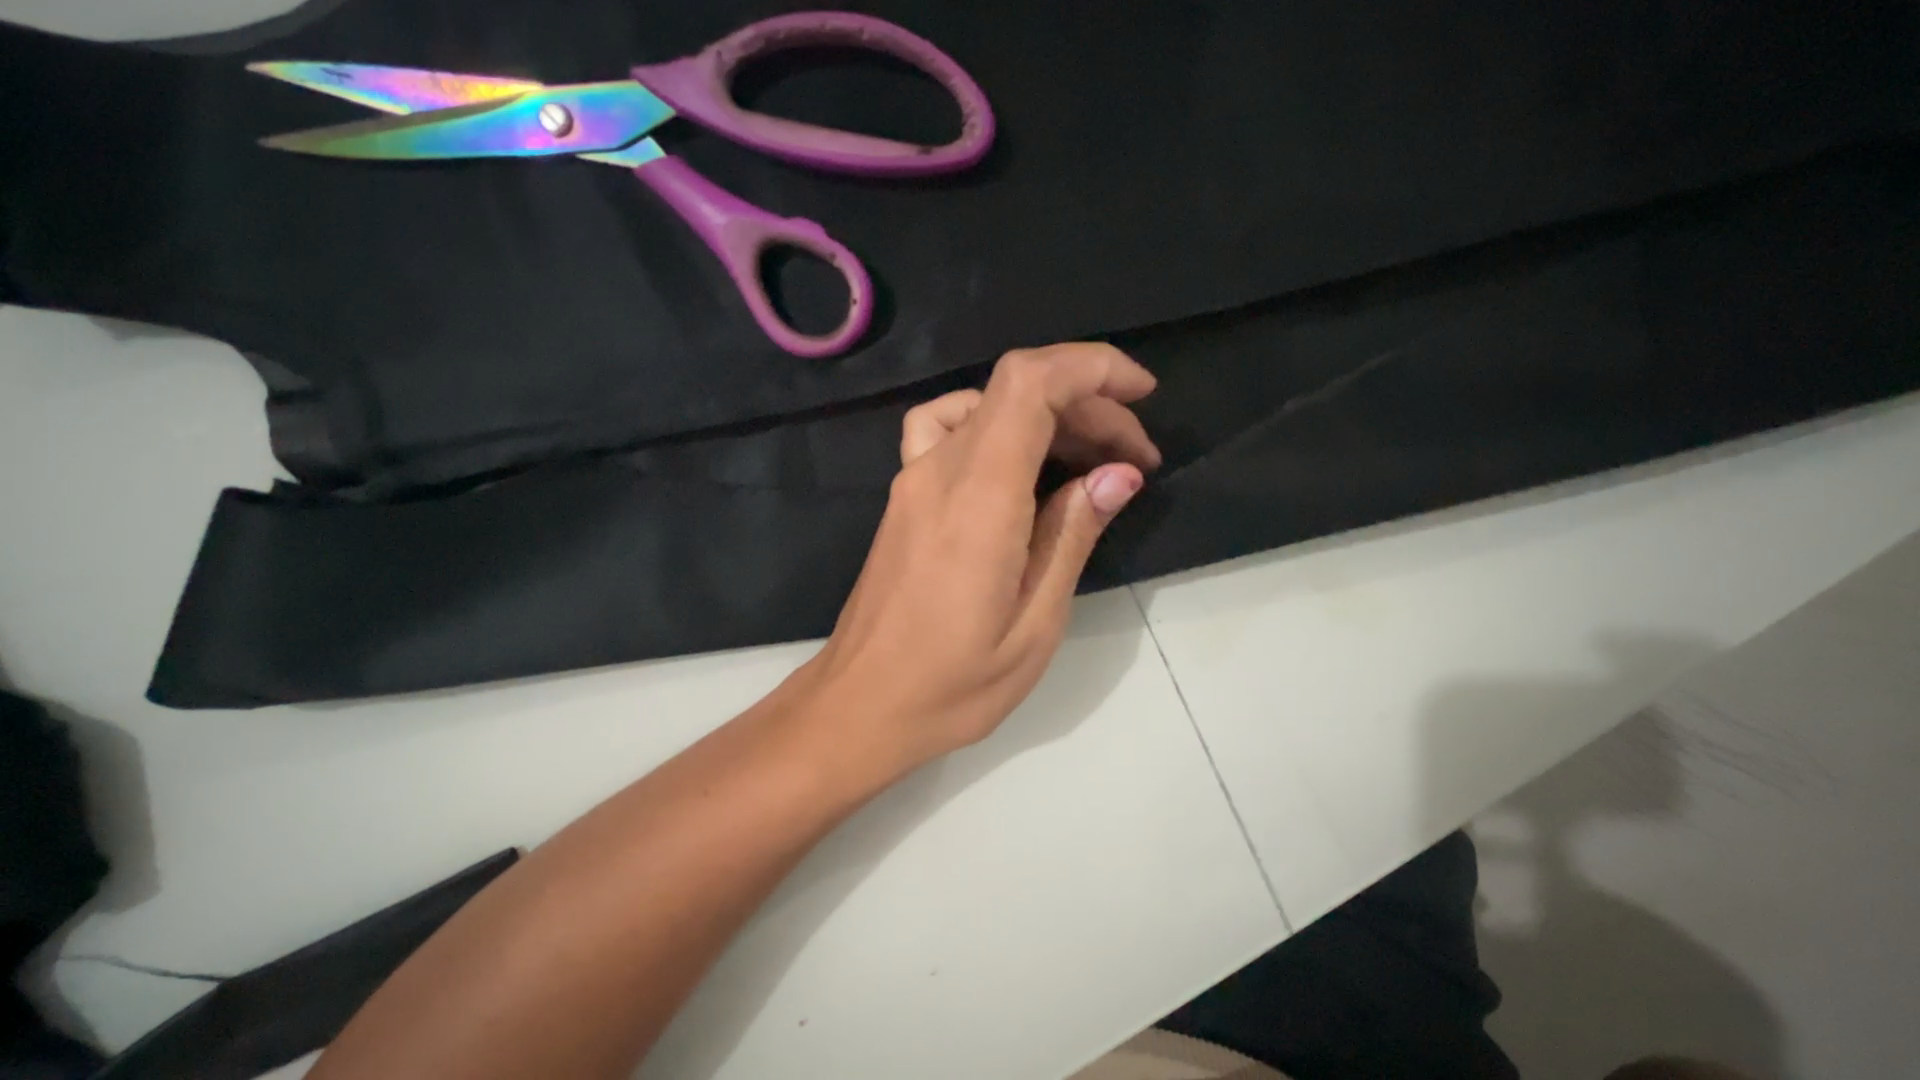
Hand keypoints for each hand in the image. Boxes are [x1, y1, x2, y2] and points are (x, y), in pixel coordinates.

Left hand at [795, 343, 1160, 772]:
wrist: (862, 704)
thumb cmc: (954, 682)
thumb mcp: (1035, 623)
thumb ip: (1073, 536)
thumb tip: (1118, 474)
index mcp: (979, 497)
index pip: (1030, 384)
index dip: (1092, 368)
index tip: (1143, 395)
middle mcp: (939, 470)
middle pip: (1017, 390)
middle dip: (1090, 406)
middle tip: (1136, 464)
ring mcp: (913, 478)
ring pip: (987, 404)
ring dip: (1049, 414)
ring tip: (1093, 461)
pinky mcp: (905, 495)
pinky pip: (946, 427)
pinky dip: (995, 422)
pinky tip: (1019, 461)